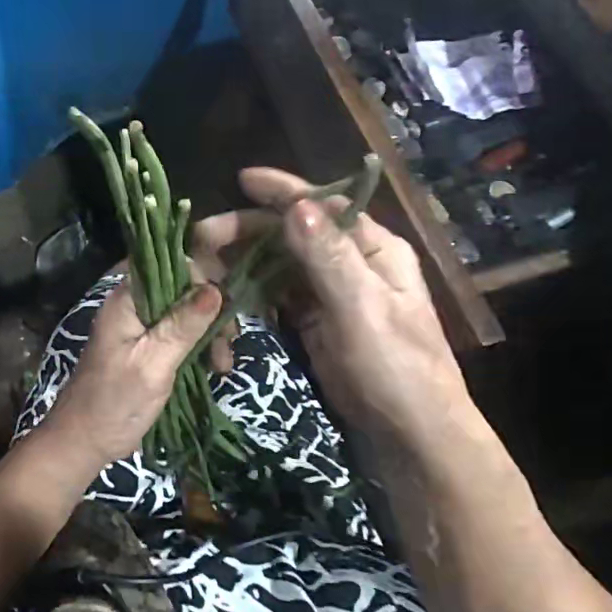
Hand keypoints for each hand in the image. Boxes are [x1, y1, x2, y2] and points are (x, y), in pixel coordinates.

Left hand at [38, 278, 222, 470]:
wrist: (85, 440)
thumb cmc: (115, 401)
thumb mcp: (153, 362)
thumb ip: (182, 325)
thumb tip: (215, 287)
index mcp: (127, 300)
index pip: (170, 265)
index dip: (202, 278)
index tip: (225, 304)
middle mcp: (133, 306)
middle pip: (183, 289)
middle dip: (212, 311)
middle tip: (229, 344)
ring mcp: (141, 328)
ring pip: (187, 314)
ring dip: (210, 333)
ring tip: (222, 365)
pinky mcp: (149, 349)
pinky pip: (181, 336)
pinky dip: (200, 348)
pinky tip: (215, 367)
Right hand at [194, 167, 475, 441]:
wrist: (410, 432)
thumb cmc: (395, 367)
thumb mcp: (362, 309)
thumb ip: (328, 257)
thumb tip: (296, 206)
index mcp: (372, 248)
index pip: (322, 205)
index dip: (281, 191)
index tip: (241, 179)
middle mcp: (349, 260)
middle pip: (289, 232)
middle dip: (244, 233)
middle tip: (201, 241)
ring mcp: (329, 290)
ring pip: (276, 261)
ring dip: (241, 262)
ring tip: (204, 271)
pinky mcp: (313, 317)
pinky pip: (273, 292)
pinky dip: (249, 291)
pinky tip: (226, 297)